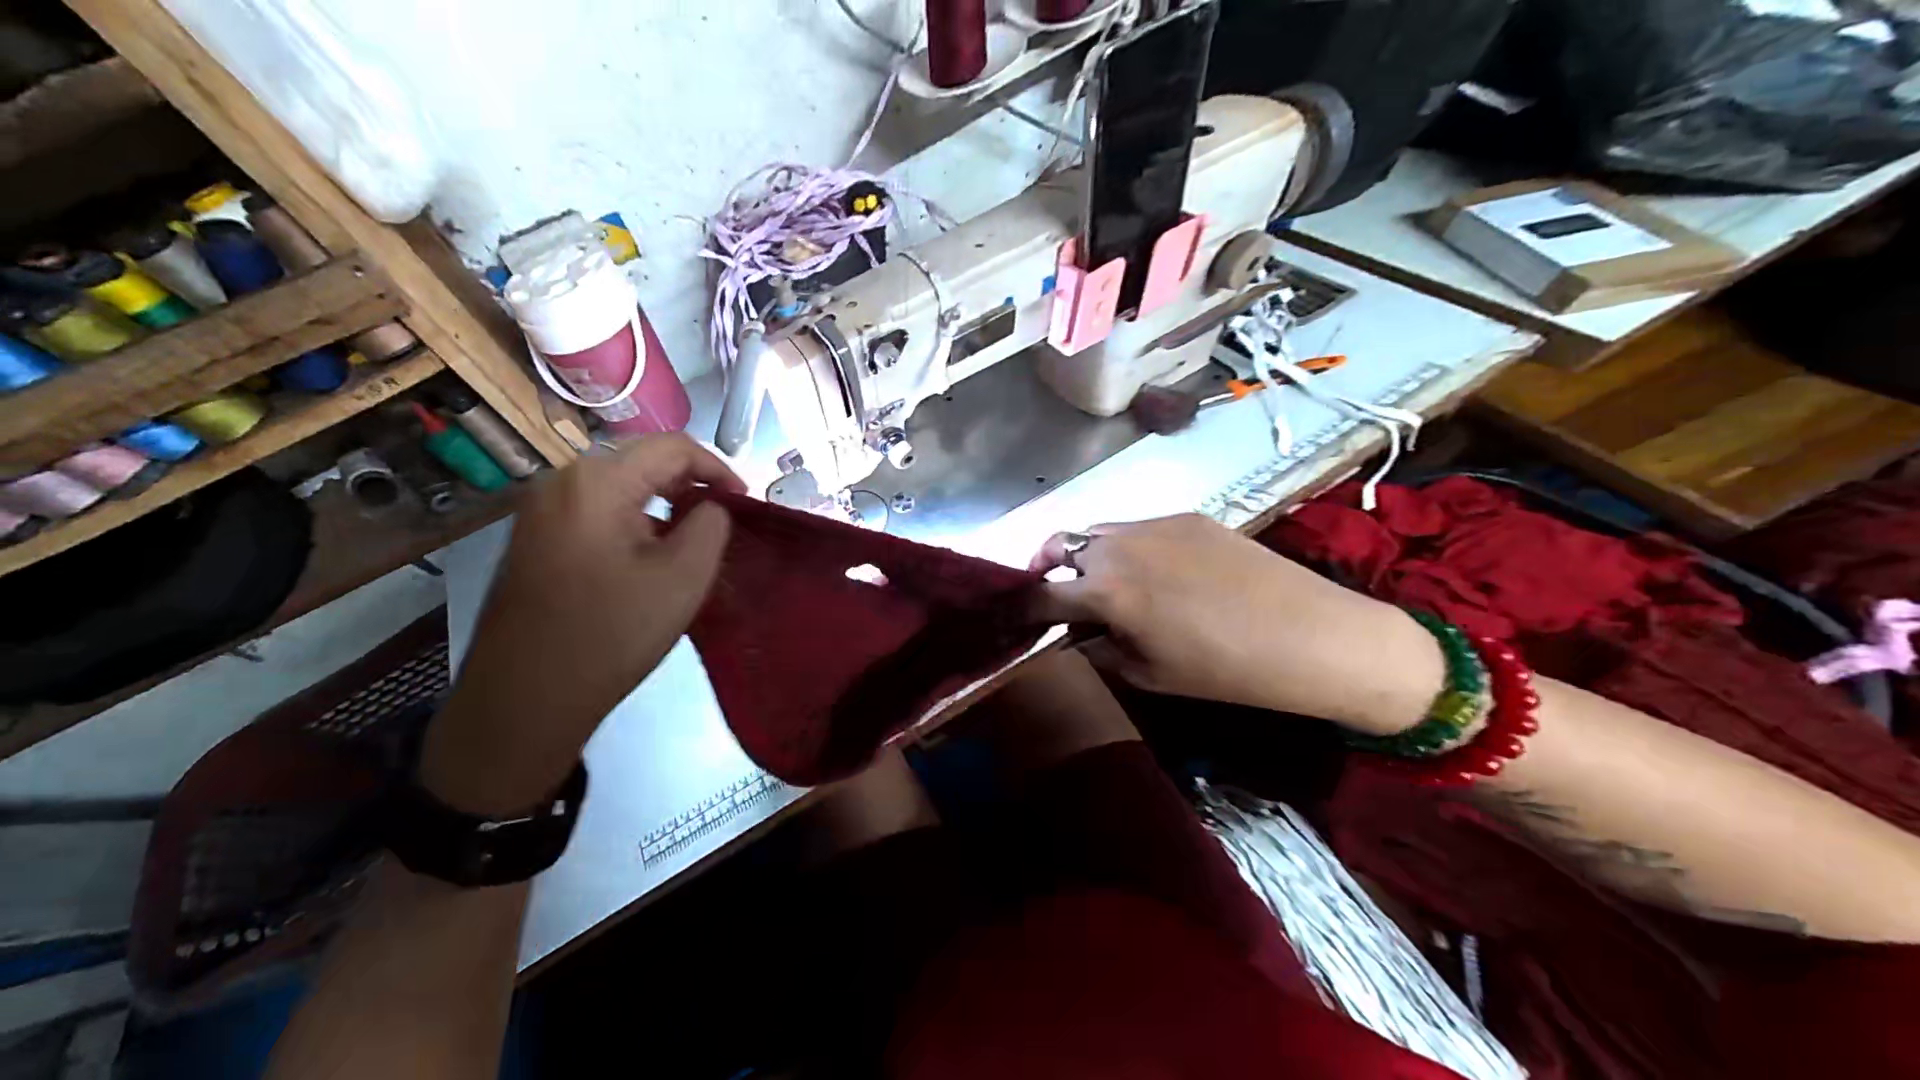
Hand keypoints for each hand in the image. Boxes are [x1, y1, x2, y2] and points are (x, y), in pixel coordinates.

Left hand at [419, 435, 744, 814]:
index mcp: (595, 481)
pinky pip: (596, 513)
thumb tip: (709, 506)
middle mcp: (559, 482)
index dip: (719, 468)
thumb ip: (711, 524)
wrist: (523, 699)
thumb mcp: (684, 577)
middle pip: (642, 463)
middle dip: (690, 487)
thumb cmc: (611, 633)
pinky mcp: (534, 540)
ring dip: (662, 507)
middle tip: (722, 524)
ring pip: (619, 489)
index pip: (673, 447)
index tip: (745, 503)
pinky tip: (648, 560)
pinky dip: (633, 523)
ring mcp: (539, 511)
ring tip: (690, 545)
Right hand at [1032, 514, 1444, 735]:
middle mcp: (1119, 546)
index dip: (1020, 607)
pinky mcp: (1187, 516)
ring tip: (1108, 584)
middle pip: (1059, 545)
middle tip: (1055, 594)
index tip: (1013, 616)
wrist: (1312, 636)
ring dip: (1087, 555)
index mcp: (1105, 591)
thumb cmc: (1224, 670)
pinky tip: (1158, 575)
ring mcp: (1155, 524)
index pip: (1040, 593)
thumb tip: (1080, 633)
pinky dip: (1129, 549)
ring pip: (1098, 531)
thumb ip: (1100, 648)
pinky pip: (1139, 528)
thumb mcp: (1148, 674)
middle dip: (1047, 569)